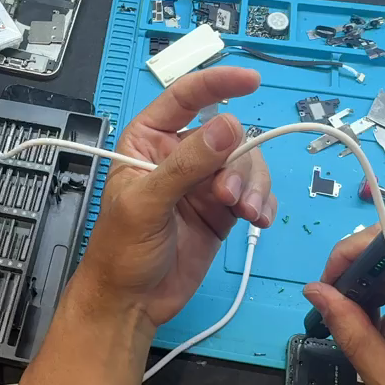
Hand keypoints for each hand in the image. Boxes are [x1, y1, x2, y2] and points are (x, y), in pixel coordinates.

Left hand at [72, 67, 274, 329]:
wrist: (132, 303)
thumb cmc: (121, 249)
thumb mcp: (148, 203)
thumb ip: (187, 165)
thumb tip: (229, 127)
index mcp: (148, 140)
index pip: (185, 99)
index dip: (218, 84)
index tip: (251, 81)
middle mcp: (178, 155)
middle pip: (227, 135)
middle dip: (238, 163)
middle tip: (230, 198)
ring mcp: (203, 182)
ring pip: (246, 163)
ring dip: (254, 186)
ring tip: (248, 214)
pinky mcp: (222, 210)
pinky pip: (255, 192)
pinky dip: (263, 203)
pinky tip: (259, 220)